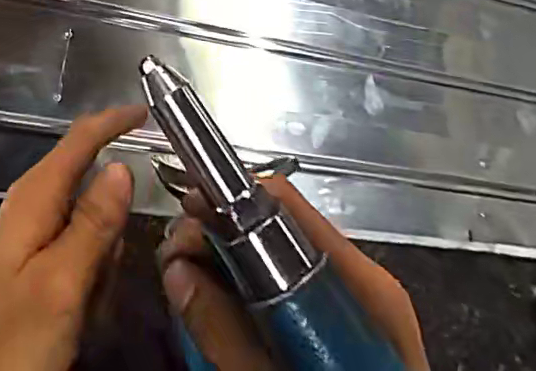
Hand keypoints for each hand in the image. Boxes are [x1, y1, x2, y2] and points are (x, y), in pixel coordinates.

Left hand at [0, 104, 148, 370]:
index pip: (79, 140)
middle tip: (98, 285)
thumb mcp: (61, 282)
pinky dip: (89, 286)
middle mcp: (32, 203)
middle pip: (93, 189)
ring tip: (82, 311)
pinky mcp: (34, 263)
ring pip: (91, 231)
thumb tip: (122, 165)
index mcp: (35, 195)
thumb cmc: (10, 336)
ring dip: (100, 268)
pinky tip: (76, 319)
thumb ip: (93, 222)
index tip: (146, 110)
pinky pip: (81, 260)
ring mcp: (31, 233)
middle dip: (110, 233)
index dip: (112, 121)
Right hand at [158, 175, 428, 369]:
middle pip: (268, 231)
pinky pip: (272, 298)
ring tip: (185, 293)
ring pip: (265, 265)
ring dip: (217, 272)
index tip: (187, 217)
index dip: (227, 200)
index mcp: (362, 284)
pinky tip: (214, 324)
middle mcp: (355, 286)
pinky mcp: (326, 335)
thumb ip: (225, 331)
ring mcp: (343, 311)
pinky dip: (237, 301)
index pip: (284, 202)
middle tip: (174, 262)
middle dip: (213, 240)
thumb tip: (176, 272)